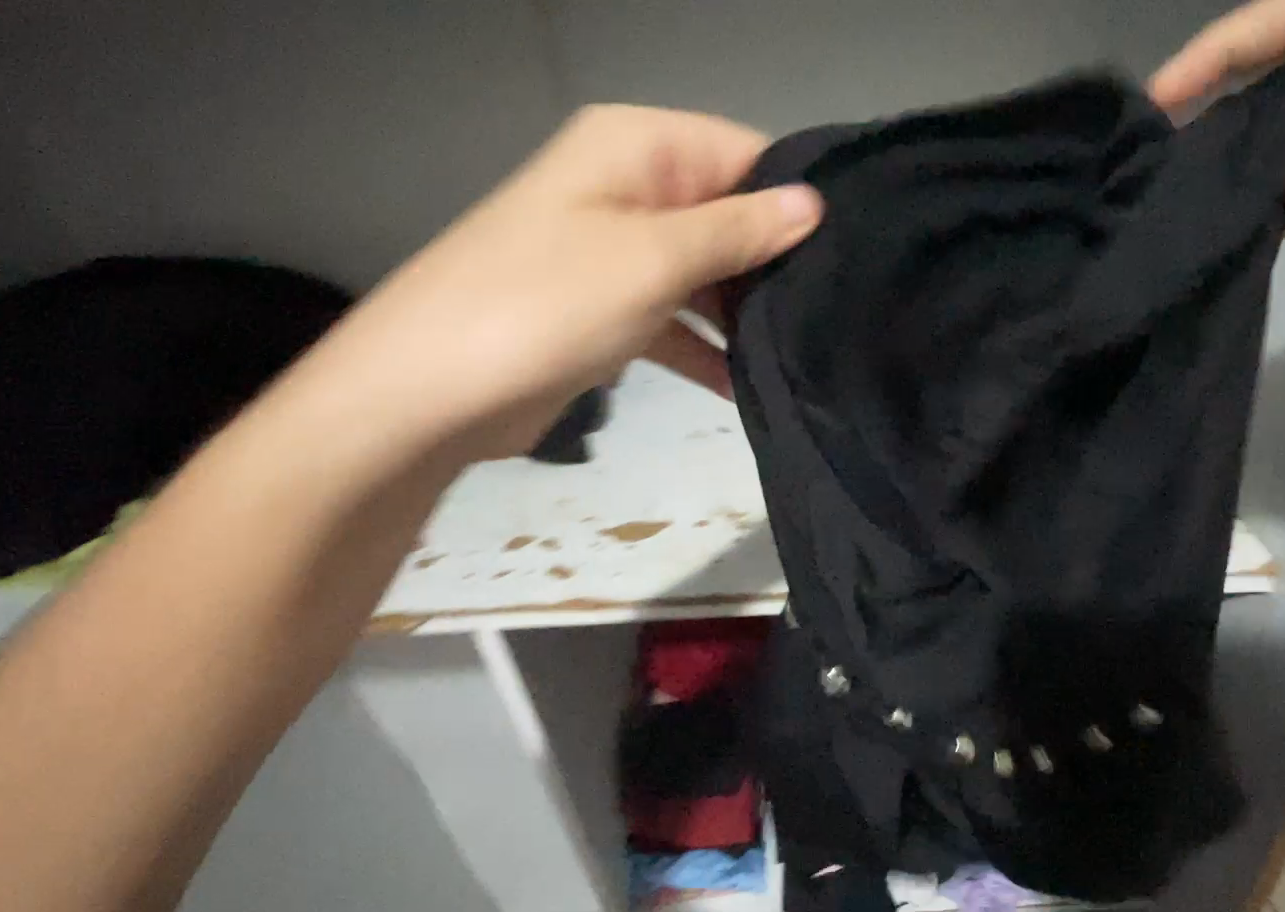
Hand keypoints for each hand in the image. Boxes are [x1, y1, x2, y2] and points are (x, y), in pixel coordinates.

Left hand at [311, 105, 820, 458]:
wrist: (434, 390)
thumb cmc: (546, 303)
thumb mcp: (654, 258)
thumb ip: (737, 231)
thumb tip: (812, 204)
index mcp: (637, 148)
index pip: (742, 152)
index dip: (794, 197)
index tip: (850, 250)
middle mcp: (628, 189)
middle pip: (725, 216)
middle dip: (772, 263)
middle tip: (834, 312)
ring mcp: (614, 254)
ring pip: (702, 274)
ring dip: (741, 313)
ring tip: (802, 352)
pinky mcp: (605, 313)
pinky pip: (672, 321)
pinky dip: (703, 350)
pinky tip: (744, 386)